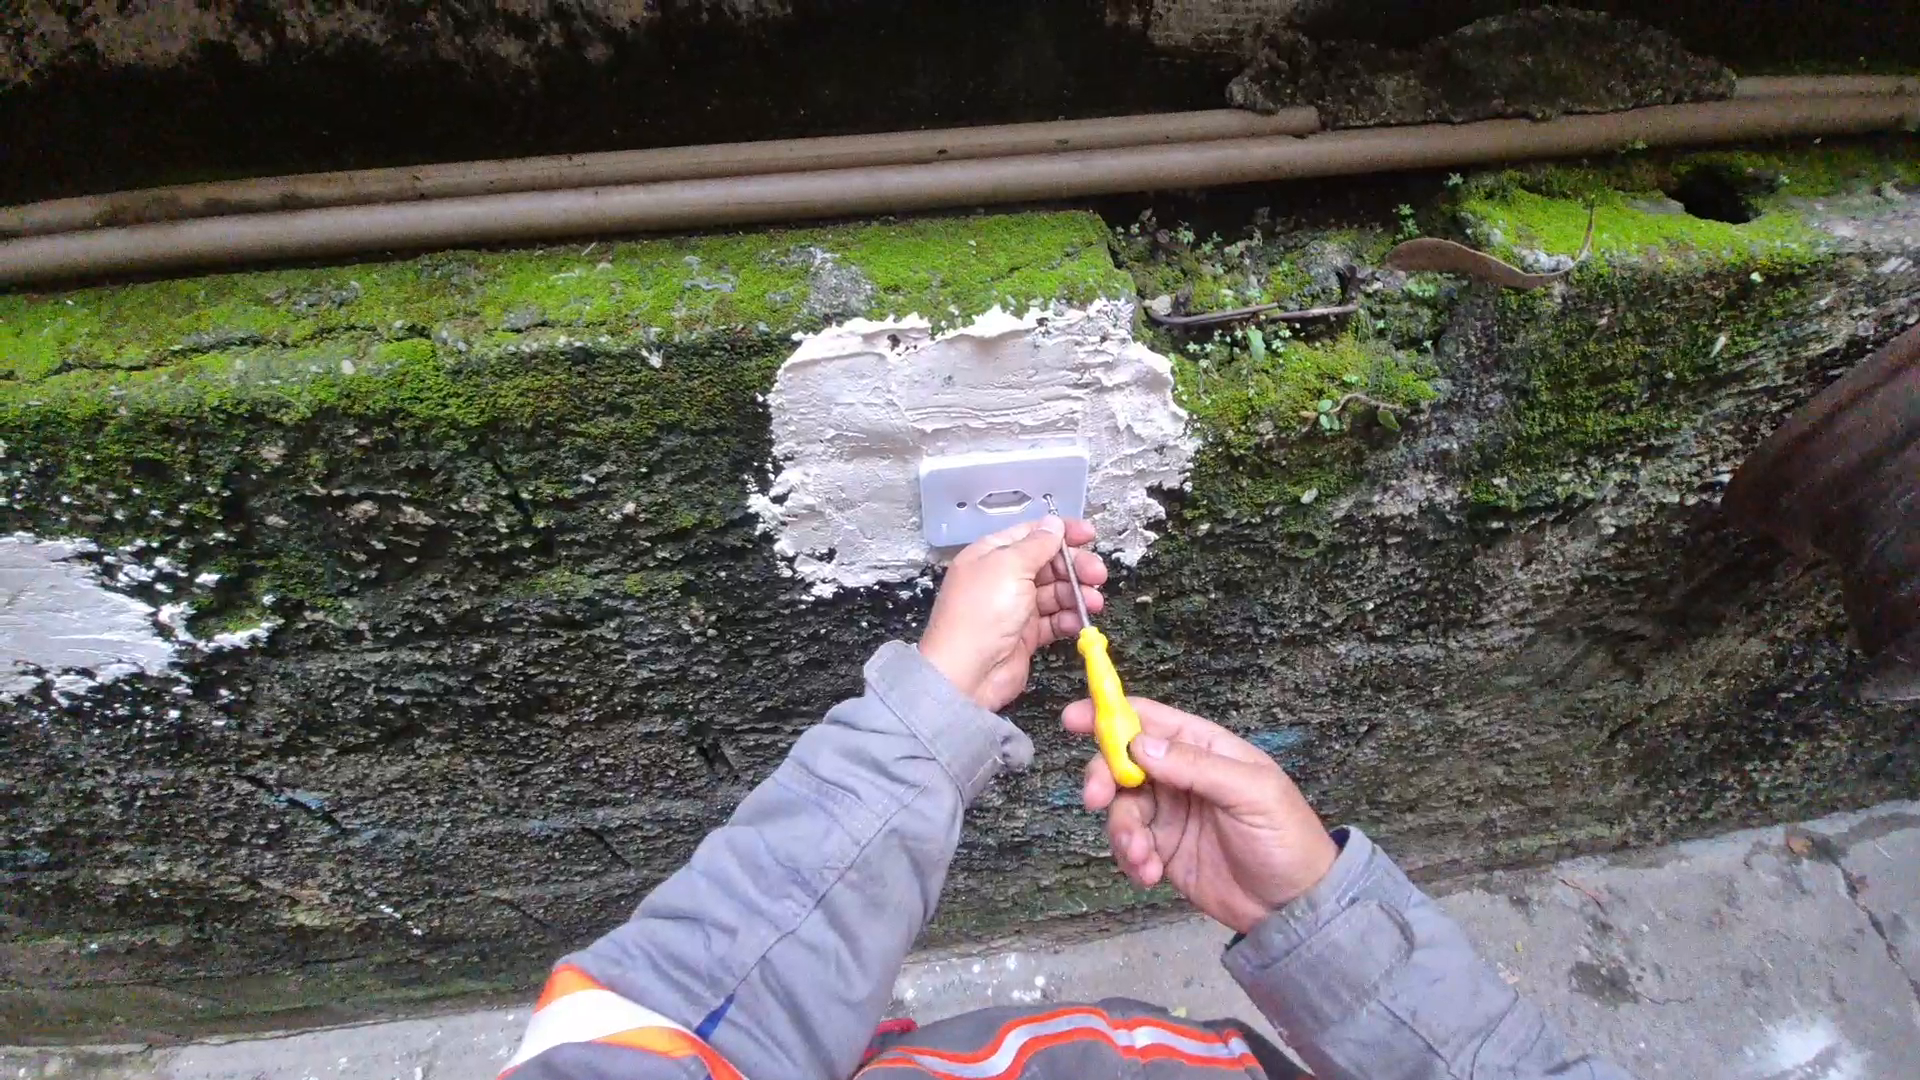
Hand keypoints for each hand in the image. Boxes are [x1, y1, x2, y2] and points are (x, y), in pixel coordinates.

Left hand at [918, 516, 1106, 711]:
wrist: (966, 674)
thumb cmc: (979, 614)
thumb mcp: (1009, 567)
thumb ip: (1036, 544)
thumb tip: (1053, 523)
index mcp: (992, 555)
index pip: (1032, 534)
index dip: (1062, 532)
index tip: (1090, 534)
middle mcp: (1003, 578)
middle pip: (1048, 563)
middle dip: (1075, 566)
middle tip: (1098, 574)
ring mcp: (1014, 607)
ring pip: (1055, 592)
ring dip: (1077, 594)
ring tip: (1093, 601)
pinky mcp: (1025, 635)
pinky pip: (1053, 621)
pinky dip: (1068, 619)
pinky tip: (1079, 622)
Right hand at [1067, 698, 1337, 934]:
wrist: (1298, 911)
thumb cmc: (1286, 838)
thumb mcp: (1251, 793)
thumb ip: (1195, 765)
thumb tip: (1138, 743)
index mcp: (1201, 746)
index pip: (1146, 718)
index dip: (1107, 713)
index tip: (1073, 719)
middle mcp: (1177, 773)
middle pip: (1119, 760)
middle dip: (1102, 777)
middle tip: (1095, 800)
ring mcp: (1167, 812)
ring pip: (1120, 806)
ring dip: (1122, 829)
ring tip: (1143, 856)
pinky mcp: (1161, 849)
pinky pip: (1128, 843)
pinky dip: (1130, 857)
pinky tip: (1150, 874)